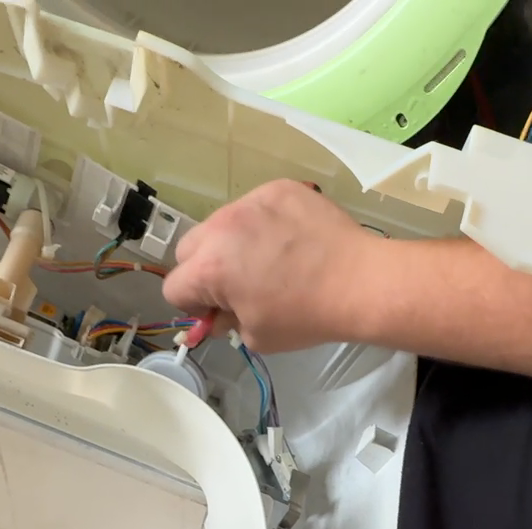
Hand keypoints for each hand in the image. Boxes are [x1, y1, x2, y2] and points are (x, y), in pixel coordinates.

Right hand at [163, 180, 384, 354]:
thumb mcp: (256, 336)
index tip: (218, 312)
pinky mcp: (277, 188)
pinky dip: (262, 224)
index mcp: (210, 269)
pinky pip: (253, 207)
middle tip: (238, 286)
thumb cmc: (306, 316)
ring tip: (269, 261)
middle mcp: (222, 228)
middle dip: (204, 270)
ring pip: (220, 224)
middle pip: (189, 249)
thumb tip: (218, 316)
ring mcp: (250, 202)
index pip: (174, 287)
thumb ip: (225, 323)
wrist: (358, 281)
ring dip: (231, 244)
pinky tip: (289, 241)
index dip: (193, 306)